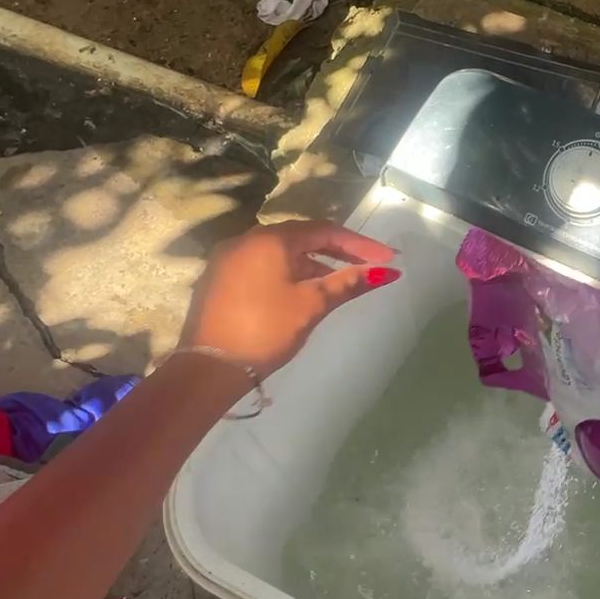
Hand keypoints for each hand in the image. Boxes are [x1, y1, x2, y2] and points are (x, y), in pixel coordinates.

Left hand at [179, 220, 398, 377]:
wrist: (210, 367)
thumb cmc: (267, 328)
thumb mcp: (313, 304)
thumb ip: (349, 283)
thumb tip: (387, 272)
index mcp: (270, 240)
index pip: (325, 231)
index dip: (360, 244)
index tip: (389, 257)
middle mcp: (247, 240)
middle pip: (303, 238)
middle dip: (339, 251)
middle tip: (370, 265)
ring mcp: (230, 259)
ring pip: (284, 253)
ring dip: (316, 264)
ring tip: (342, 281)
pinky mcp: (222, 280)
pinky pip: (266, 266)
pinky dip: (292, 273)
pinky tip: (307, 291)